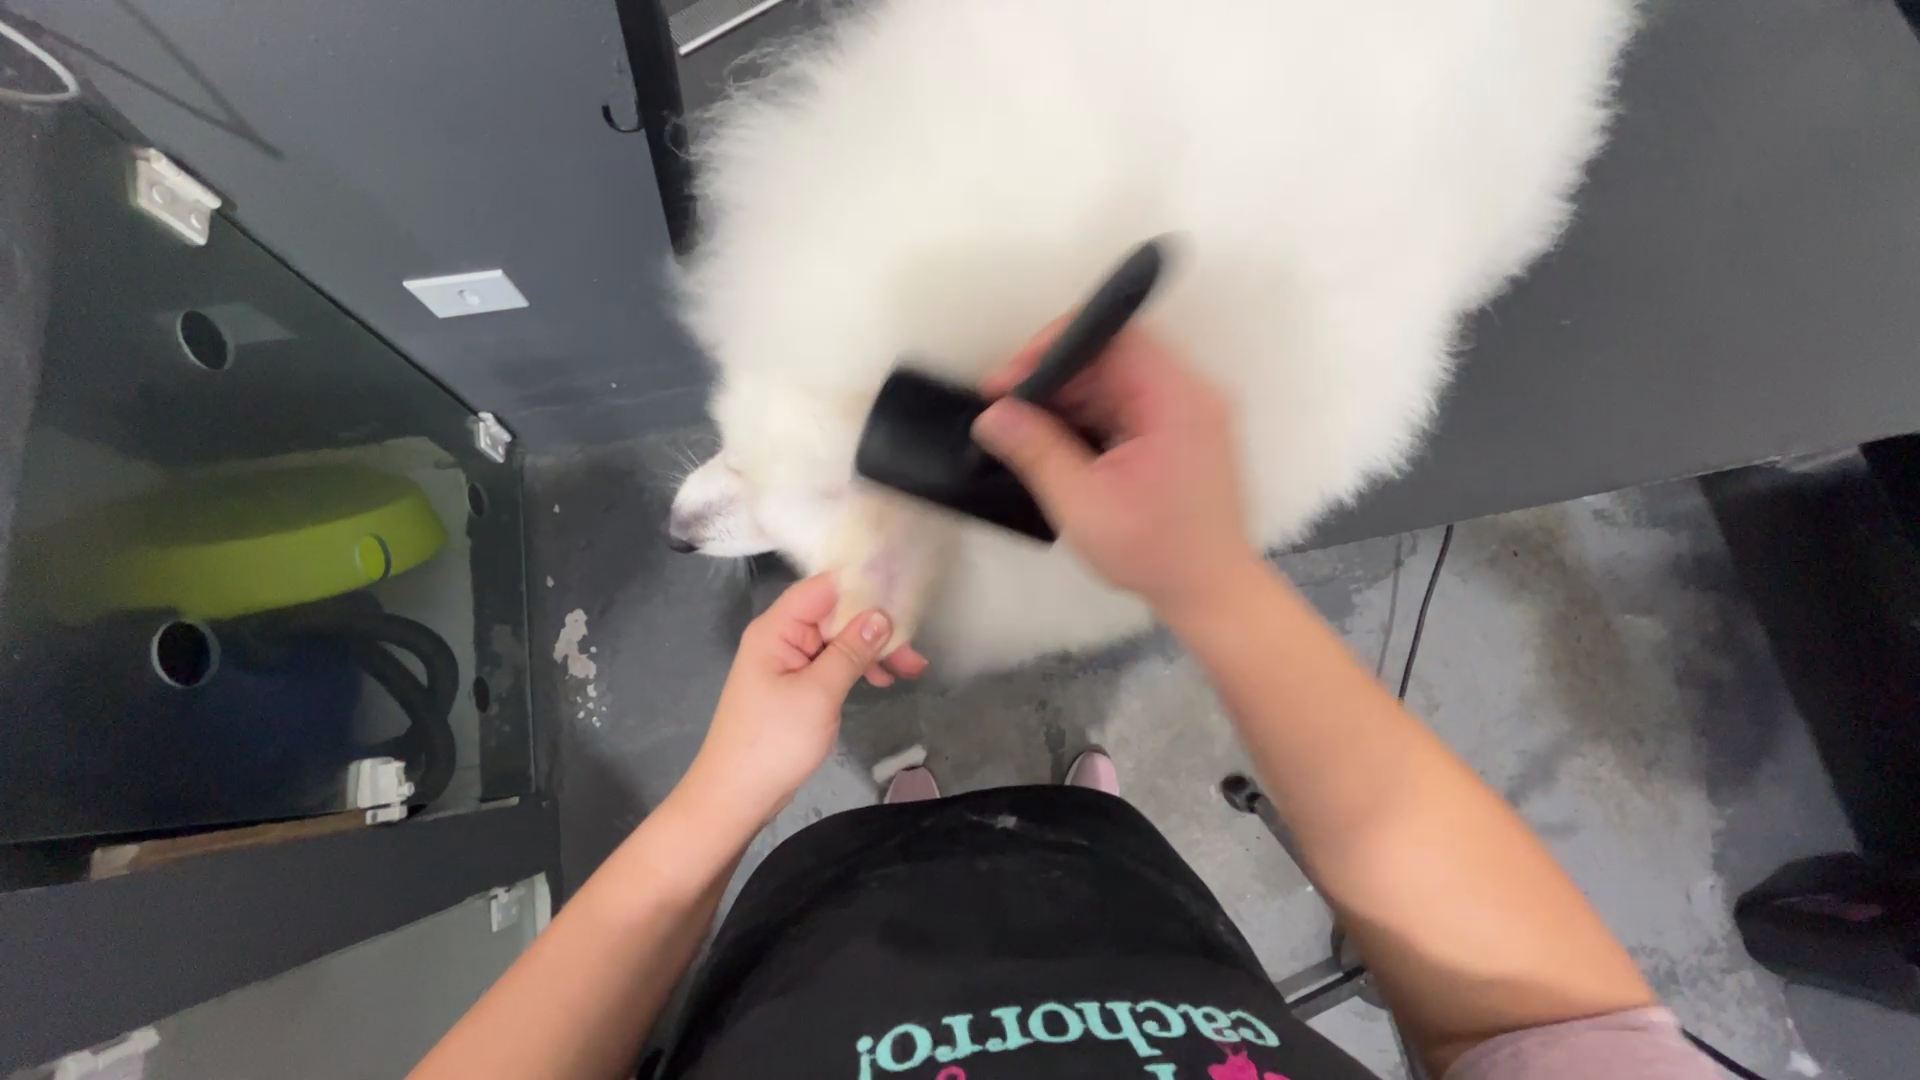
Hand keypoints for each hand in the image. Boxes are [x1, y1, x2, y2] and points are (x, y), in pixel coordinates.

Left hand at [683, 575, 927, 826]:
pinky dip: (858, 668)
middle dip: (876, 627)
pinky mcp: (797, 685)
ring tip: (911, 669)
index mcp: (778, 629)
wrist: (735, 798)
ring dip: (872, 650)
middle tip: (914, 652)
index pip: (824, 588)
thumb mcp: (819, 694)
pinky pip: (833, 662)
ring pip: (839, 640)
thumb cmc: (773, 742)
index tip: (903, 595)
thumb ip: (851, 651)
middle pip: (836, 615)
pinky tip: (883, 680)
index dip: (863, 586)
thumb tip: (882, 616)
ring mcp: (789, 662)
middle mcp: (782, 637)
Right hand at [971, 322, 1259, 614]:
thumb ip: (1036, 452)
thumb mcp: (1083, 504)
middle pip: (1115, 356)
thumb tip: (992, 416)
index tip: (1011, 378)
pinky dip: (1093, 415)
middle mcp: (1191, 395)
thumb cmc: (1155, 554)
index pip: (1114, 338)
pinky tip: (1061, 442)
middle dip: (1056, 375)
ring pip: (1119, 380)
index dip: (1054, 346)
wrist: (1212, 591)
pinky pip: (1131, 404)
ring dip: (1071, 397)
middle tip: (1008, 406)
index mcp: (1176, 402)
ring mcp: (1190, 413)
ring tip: (1027, 427)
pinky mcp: (1183, 432)